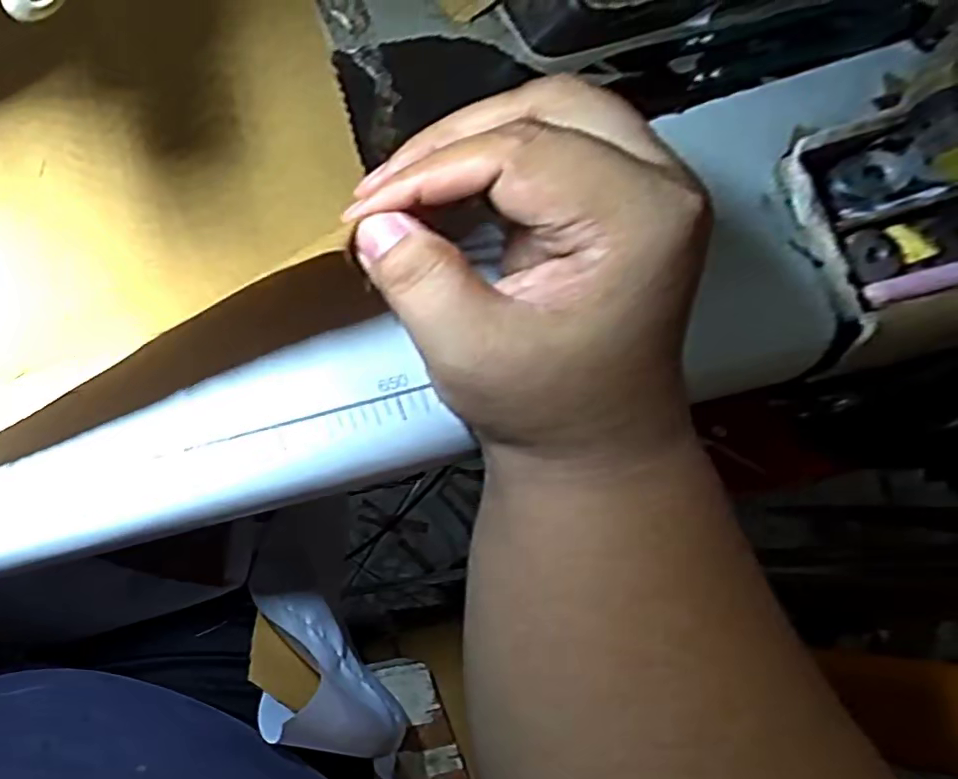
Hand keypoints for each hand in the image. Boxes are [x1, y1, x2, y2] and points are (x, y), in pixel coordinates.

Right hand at [343, 76, 711, 469]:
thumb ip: (417, 280)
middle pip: (545, 109)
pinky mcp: (603, 205)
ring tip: (396, 192)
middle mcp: (649, 185)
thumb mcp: (465, 348)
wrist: (586, 434)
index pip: (518, 153)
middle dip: (447, 141)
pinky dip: (475, 169)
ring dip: (461, 147)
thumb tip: (375, 226)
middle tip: (379, 188)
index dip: (427, 174)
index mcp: (632, 217)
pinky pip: (539, 154)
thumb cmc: (543, 402)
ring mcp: (632, 190)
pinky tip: (430, 202)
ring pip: (544, 119)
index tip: (364, 212)